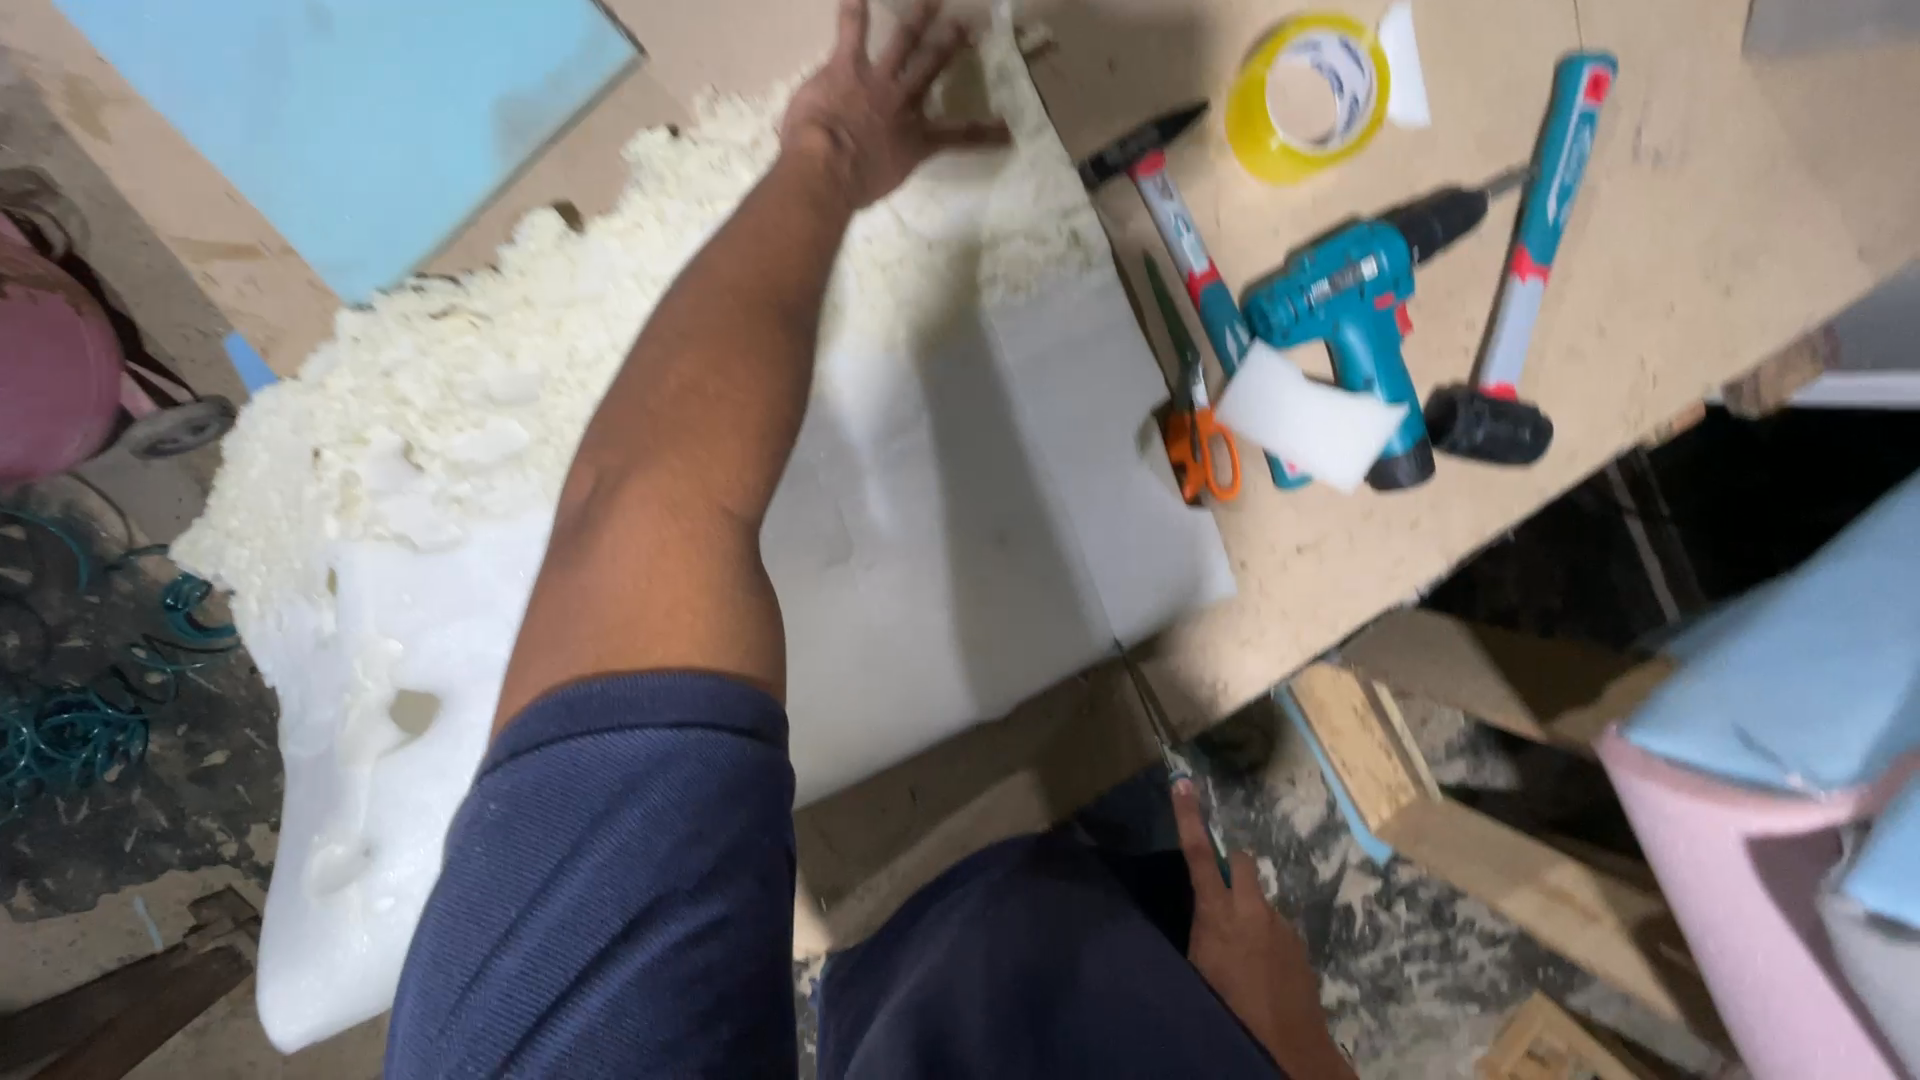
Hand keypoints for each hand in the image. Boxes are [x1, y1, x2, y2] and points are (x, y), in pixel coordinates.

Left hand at [781, 0, 1010, 209]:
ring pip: (903, 42)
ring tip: (931, 0)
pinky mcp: (847, 67)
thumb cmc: (854, 186)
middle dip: (950, 45)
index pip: (958, 137)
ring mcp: (877, 81)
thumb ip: (889, 165)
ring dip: (917, 18)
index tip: (1007, 130)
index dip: (985, 134)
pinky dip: (853, 8)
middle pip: (932, 68)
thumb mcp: (885, 181)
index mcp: (915, 140)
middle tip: (967, 25)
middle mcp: (903, 104)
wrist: (829, 168)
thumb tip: (881, 161)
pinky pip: (853, 30)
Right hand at [1174, 779, 1357, 1079]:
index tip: (1184, 783)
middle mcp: (1252, 909)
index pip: (1199, 853)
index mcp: (1218, 913)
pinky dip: (1266, 937)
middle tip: (1220, 896)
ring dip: (1249, 911)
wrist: (1288, 1051)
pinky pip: (1276, 926)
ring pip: (1260, 898)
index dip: (1189, 817)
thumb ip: (1201, 930)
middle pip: (1242, 862)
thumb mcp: (1197, 968)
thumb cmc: (1226, 1010)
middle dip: (1232, 868)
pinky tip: (1262, 970)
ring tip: (1241, 953)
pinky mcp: (1300, 944)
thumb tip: (1202, 914)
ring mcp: (1281, 925)